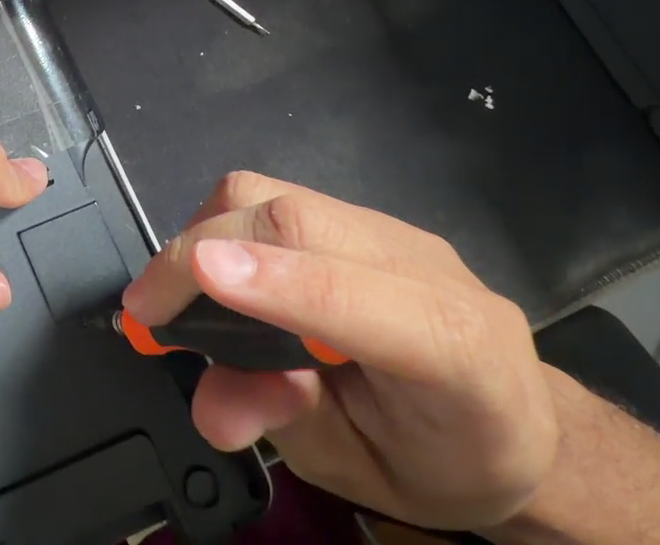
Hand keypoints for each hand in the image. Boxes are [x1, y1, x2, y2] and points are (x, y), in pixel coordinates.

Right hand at [122, 172, 557, 530]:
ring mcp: (388, 230)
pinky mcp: (354, 215)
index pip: (363, 300)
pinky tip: (212, 269)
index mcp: (457, 351)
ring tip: (176, 290)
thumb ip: (287, 422)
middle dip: (200, 251)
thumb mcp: (363, 467)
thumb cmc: (441, 457)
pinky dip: (219, 224)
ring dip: (203, 230)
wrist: (514, 420)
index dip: (280, 282)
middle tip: (146, 309)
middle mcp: (426, 270)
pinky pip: (270, 194)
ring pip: (272, 193)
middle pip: (297, 223)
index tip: (199, 277)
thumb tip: (212, 405)